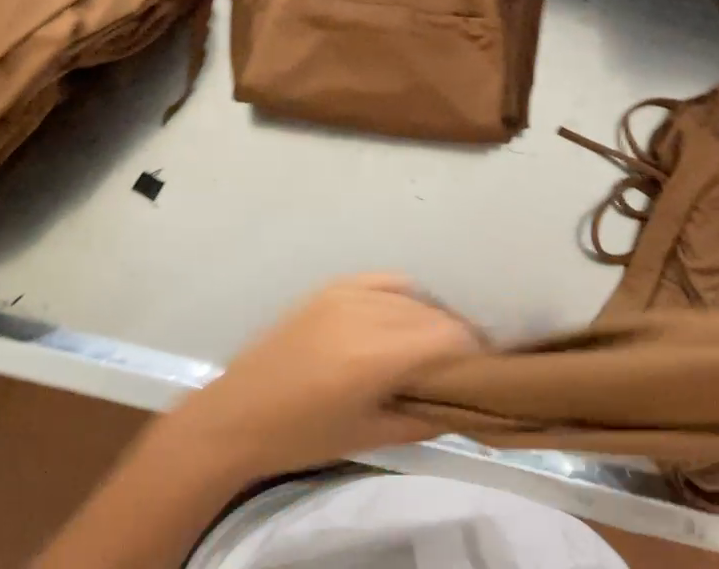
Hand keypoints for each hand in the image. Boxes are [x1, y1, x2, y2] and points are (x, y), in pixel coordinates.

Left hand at [161, 274, 481, 478]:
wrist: (236, 416)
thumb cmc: (303, 437)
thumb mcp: (371, 435)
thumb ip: (427, 416)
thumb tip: (470, 404)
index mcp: (374, 356)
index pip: (449, 336)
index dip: (474, 351)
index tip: (482, 370)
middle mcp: (364, 315)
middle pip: (435, 314)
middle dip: (456, 336)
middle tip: (461, 364)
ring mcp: (346, 295)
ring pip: (413, 297)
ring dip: (432, 319)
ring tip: (433, 345)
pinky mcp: (332, 287)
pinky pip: (386, 280)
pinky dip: (405, 296)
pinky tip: (407, 317)